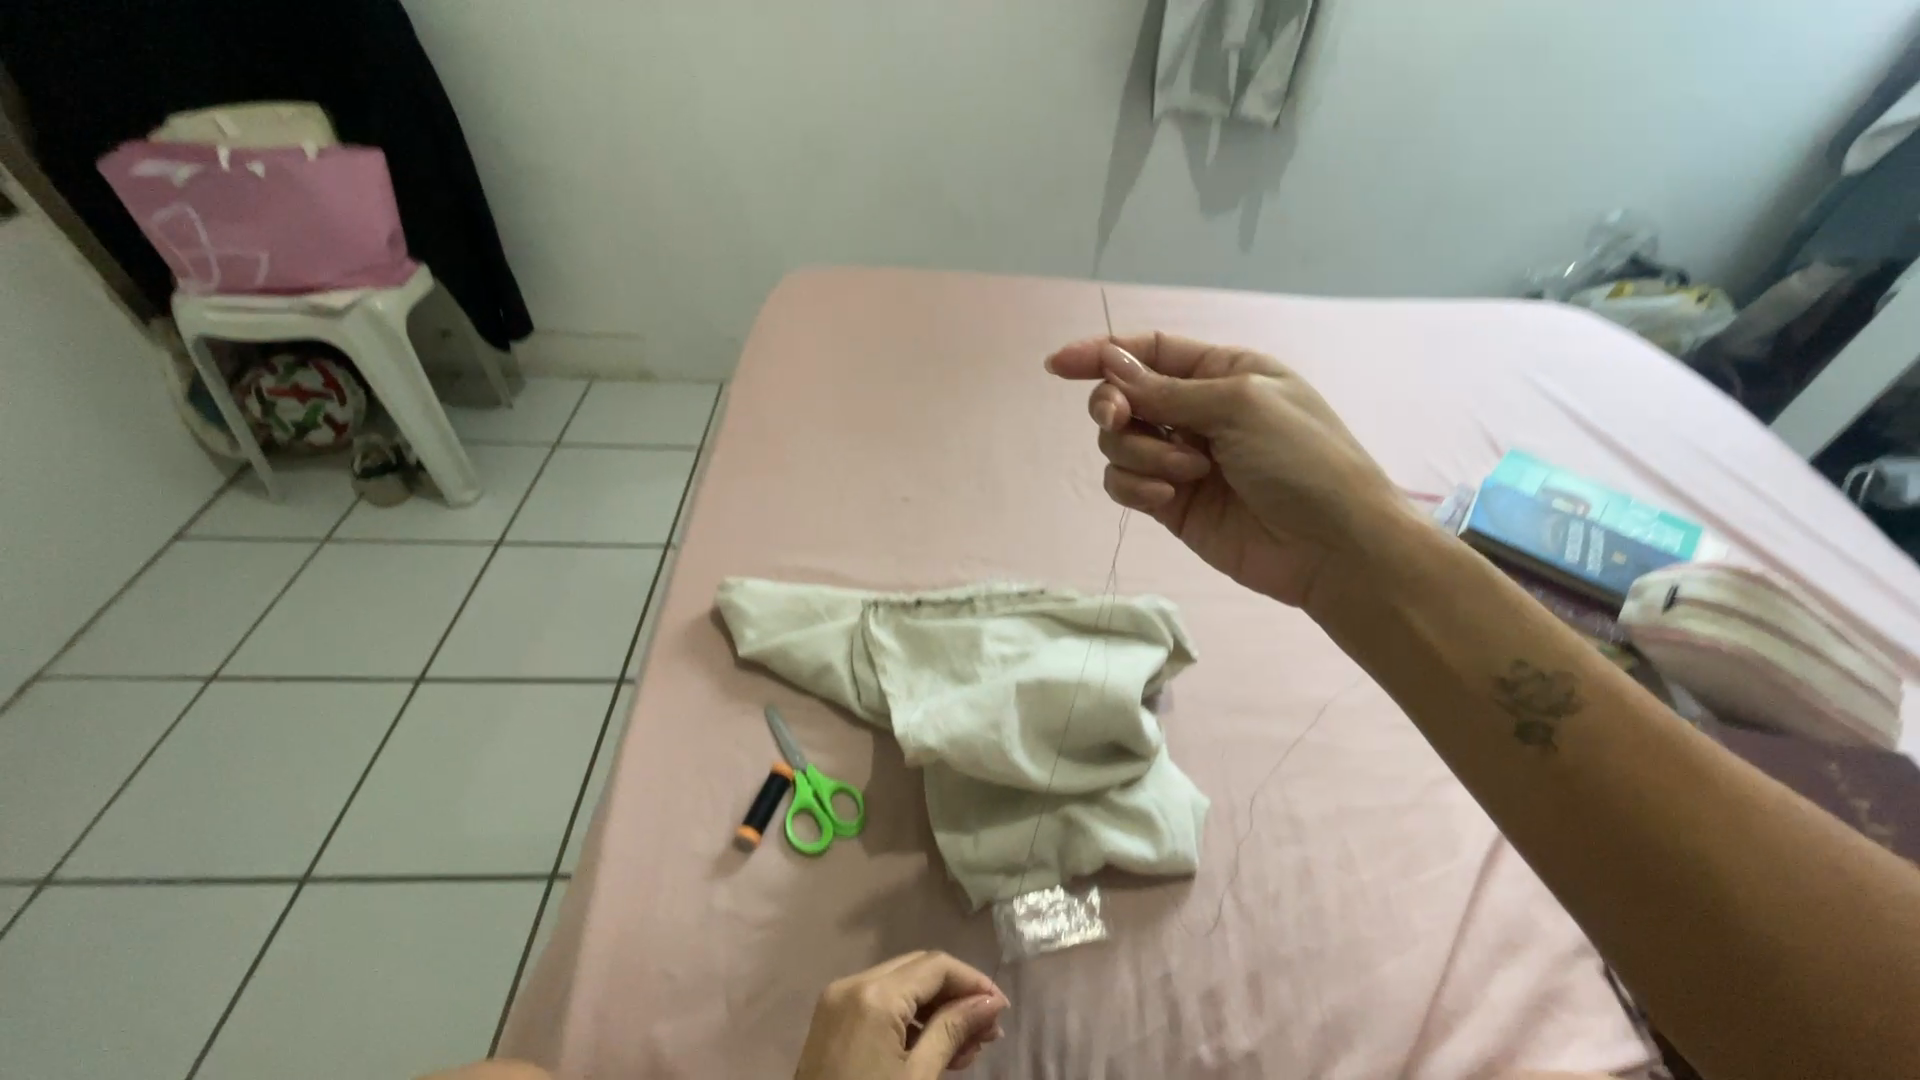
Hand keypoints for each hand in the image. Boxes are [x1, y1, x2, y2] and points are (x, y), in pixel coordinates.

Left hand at [793, 951, 1009, 1078]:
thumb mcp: (918, 1077)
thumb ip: (953, 1030)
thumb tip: (991, 1002)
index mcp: (875, 994)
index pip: (936, 965)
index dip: (974, 981)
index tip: (1001, 1009)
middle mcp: (853, 982)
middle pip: (919, 969)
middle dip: (956, 994)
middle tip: (987, 1029)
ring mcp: (838, 999)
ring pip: (901, 985)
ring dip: (935, 1008)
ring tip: (967, 1046)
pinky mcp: (832, 1017)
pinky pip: (880, 1002)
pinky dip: (909, 1018)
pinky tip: (935, 1047)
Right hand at [1045, 333, 1406, 609]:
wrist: (1332, 546)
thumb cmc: (1302, 459)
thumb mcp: (1240, 405)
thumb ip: (1167, 389)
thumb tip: (1110, 362)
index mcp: (1221, 373)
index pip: (1149, 352)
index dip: (1101, 354)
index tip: (1057, 366)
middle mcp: (1196, 412)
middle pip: (1124, 397)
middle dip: (1115, 407)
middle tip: (1122, 420)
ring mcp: (1180, 460)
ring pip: (1119, 443)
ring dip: (1141, 454)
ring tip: (1187, 476)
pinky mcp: (1170, 503)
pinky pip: (1125, 483)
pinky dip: (1136, 487)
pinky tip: (1168, 498)